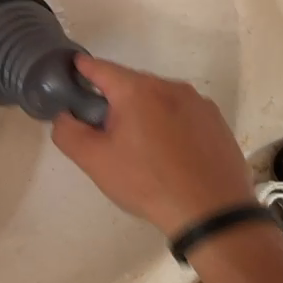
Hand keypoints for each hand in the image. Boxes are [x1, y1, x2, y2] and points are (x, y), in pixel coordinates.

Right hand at [51, 55, 255, 236]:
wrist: (212, 214)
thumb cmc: (147, 183)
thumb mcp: (93, 160)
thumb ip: (66, 131)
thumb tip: (65, 115)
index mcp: (137, 90)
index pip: (100, 67)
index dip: (82, 68)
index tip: (72, 73)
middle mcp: (170, 86)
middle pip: (130, 84)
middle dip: (115, 100)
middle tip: (106, 132)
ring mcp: (198, 103)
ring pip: (158, 98)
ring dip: (144, 112)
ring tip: (142, 147)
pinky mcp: (217, 122)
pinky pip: (182, 114)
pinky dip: (170, 124)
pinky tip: (170, 154)